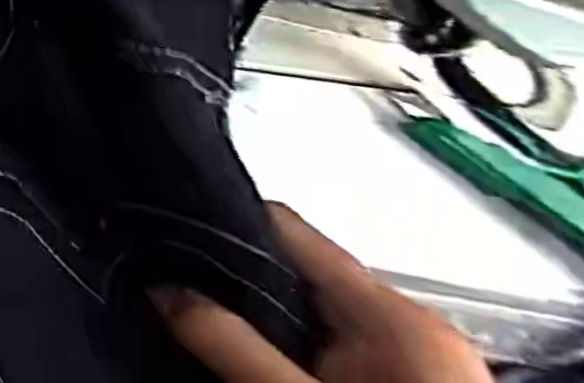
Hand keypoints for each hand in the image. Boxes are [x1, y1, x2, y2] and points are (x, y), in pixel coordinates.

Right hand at [152, 204, 492, 382]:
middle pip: (295, 270)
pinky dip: (291, 348)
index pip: (285, 225)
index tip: (170, 233)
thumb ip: (227, 340)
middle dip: (238, 280)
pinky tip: (260, 364)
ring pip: (311, 311)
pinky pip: (334, 346)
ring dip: (261, 318)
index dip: (221, 221)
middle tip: (184, 293)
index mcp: (396, 315)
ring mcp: (422, 362)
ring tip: (214, 330)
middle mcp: (415, 326)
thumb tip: (161, 286)